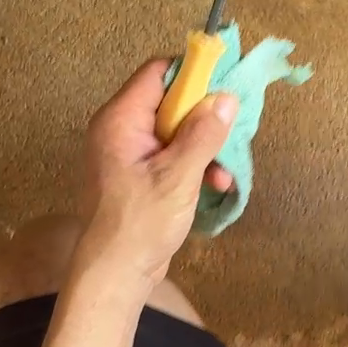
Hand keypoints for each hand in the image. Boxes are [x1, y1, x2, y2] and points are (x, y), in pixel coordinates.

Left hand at [77, 59, 237, 281]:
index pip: (158, 73)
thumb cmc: (141, 223)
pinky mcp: (140, 175)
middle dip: (205, 118)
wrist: (116, 273)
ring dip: (204, 146)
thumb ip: (203, 134)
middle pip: (170, 102)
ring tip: (224, 172)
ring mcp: (130, 153)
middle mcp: (121, 129)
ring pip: (176, 130)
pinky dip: (194, 164)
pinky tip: (215, 184)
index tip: (225, 85)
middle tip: (231, 132)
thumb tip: (227, 97)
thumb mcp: (178, 176)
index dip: (192, 74)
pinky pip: (172, 154)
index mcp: (120, 120)